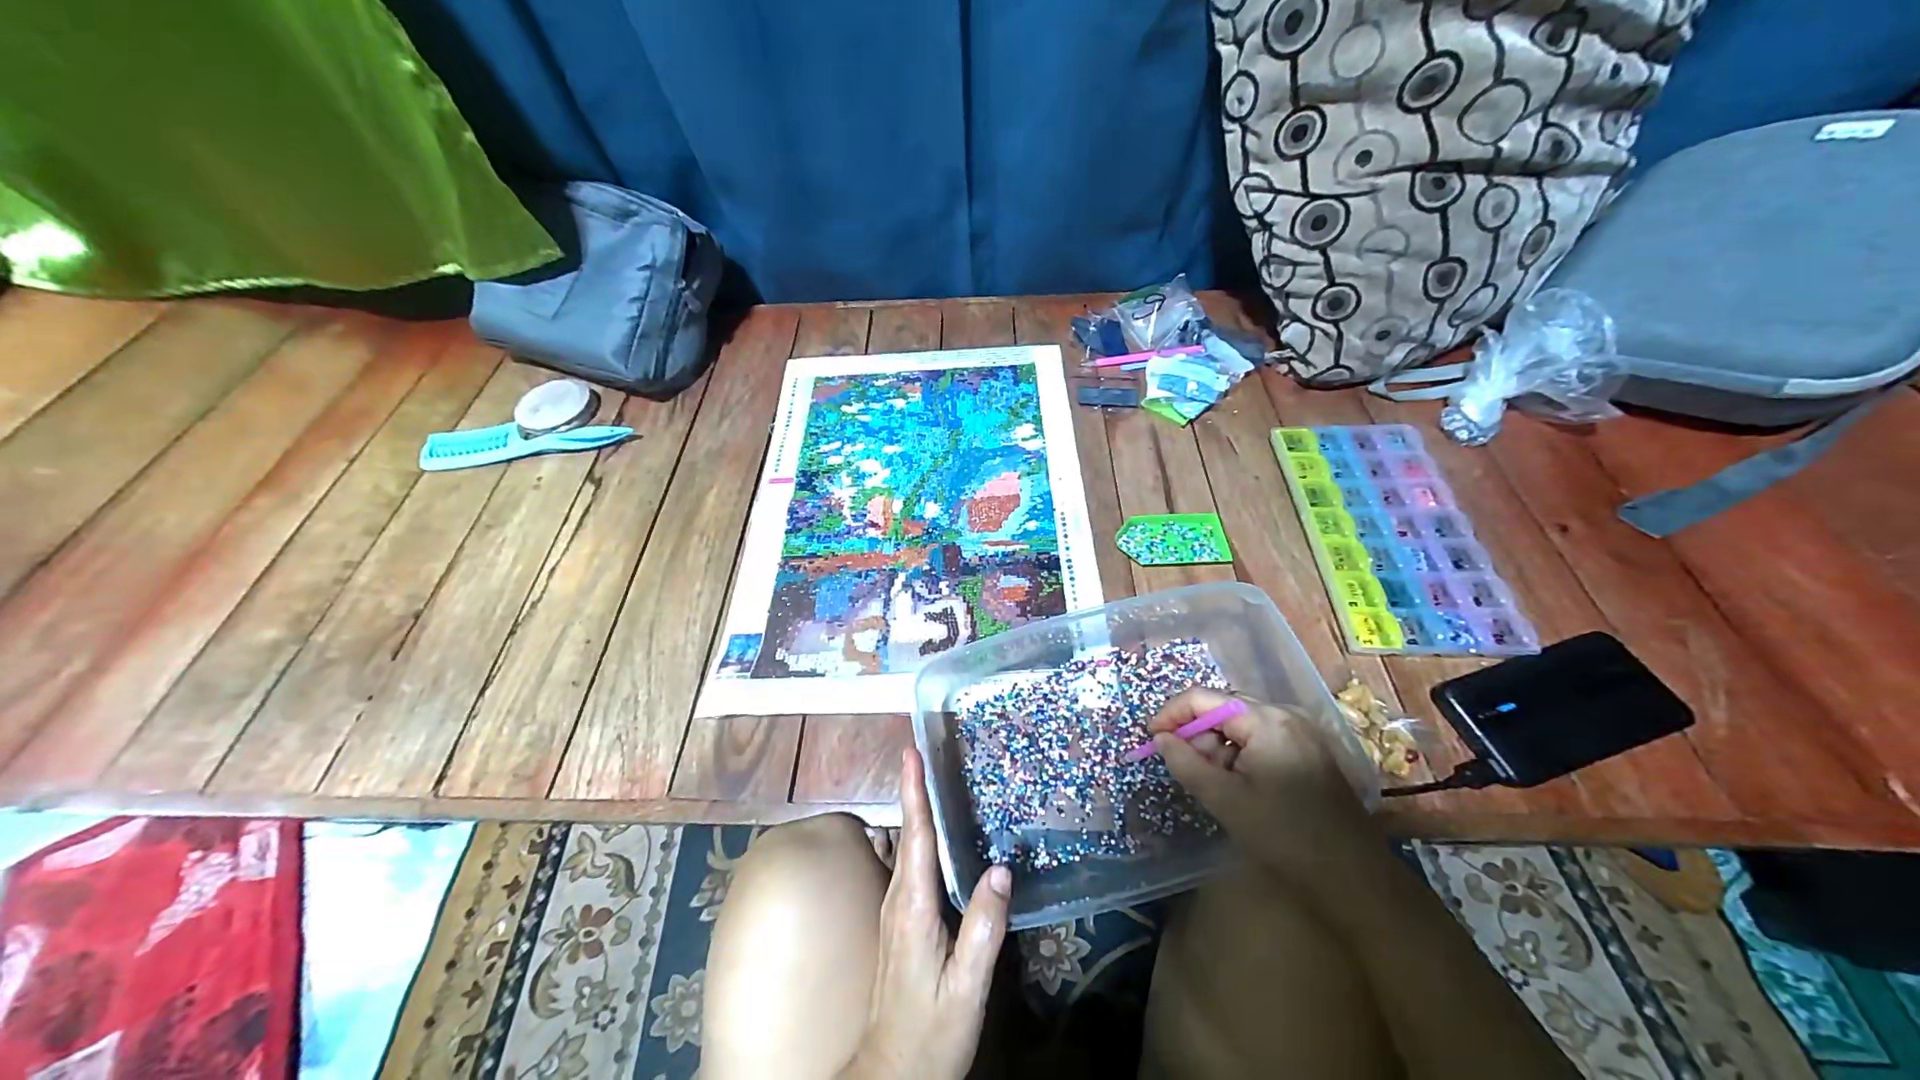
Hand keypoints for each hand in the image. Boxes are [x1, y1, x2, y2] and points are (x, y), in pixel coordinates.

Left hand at [839, 748, 1009, 1079]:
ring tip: (931, 781)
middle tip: (926, 753)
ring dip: (916, 811)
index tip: (911, 753)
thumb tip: (1000, 869)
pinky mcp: (899, 921)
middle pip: (907, 833)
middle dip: (914, 790)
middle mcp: (897, 899)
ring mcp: (894, 910)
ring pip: (906, 848)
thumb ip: (983, 927)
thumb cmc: (931, 1032)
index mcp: (912, 907)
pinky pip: (910, 866)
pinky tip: (937, 836)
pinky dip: (920, 838)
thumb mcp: (966, 986)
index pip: (914, 836)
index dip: (913, 792)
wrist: (891, 1072)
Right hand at [1148, 688, 1375, 885]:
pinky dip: (1238, 753)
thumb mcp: (1224, 799)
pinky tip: (1235, 783)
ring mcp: (1300, 731)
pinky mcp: (1308, 749)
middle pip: (1223, 708)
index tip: (1151, 738)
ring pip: (1240, 724)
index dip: (1171, 714)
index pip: (1203, 698)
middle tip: (1180, 764)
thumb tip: (1161, 739)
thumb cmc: (1283, 835)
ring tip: (1210, 781)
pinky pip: (1260, 737)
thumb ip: (1186, 762)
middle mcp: (1285, 714)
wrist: (1352, 875)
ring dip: (1216, 745)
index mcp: (1266, 720)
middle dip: (1195, 732)